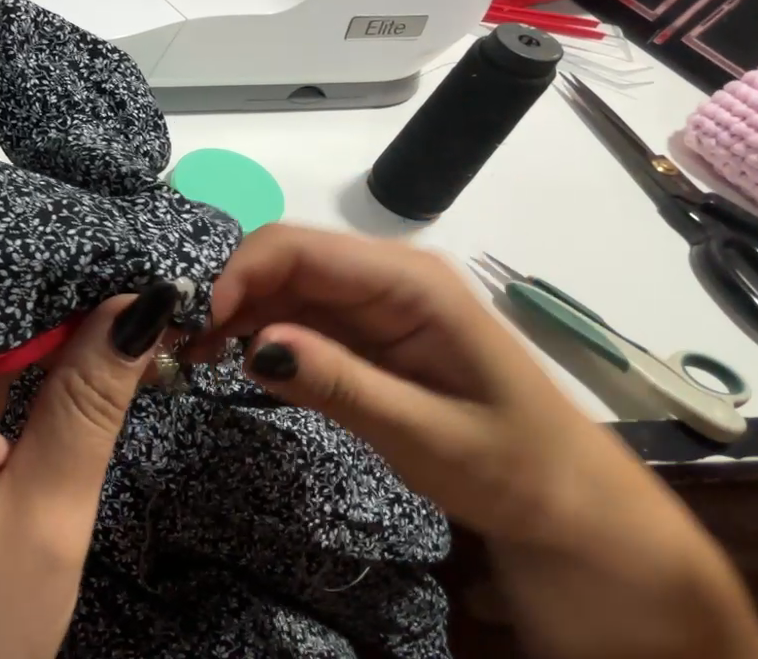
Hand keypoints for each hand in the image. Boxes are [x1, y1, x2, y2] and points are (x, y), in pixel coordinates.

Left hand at [0, 285, 177, 658]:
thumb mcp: (46, 513)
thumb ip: (88, 400)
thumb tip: (142, 303)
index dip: (70, 267)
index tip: (145, 253)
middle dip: (73, 288)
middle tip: (161, 277)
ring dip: (66, 317)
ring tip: (145, 297)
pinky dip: (46, 349)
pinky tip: (101, 341)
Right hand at [194, 224, 757, 658]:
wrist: (571, 510)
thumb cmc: (516, 469)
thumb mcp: (429, 435)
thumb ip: (342, 385)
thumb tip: (256, 345)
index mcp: (409, 282)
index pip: (300, 248)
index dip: (240, 273)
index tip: (202, 325)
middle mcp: (383, 277)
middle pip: (280, 259)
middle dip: (226, 292)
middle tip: (185, 344)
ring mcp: (369, 303)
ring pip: (277, 285)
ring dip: (232, 313)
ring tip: (195, 355)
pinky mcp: (359, 331)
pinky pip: (291, 315)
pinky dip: (253, 333)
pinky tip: (228, 360)